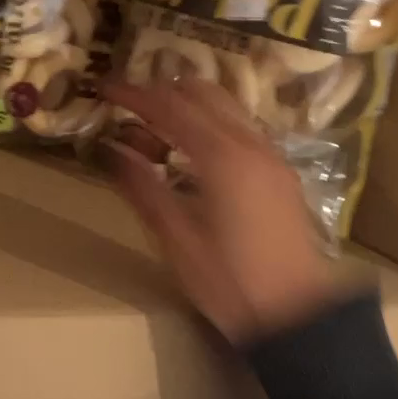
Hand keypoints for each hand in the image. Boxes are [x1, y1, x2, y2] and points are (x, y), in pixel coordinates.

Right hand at [100, 78, 338, 342]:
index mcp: (221, 158)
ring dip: (189, 105)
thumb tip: (112, 151)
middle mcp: (251, 144)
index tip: (103, 86)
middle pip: (203, 92)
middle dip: (162, 91)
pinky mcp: (280, 173)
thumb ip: (144, 190)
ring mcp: (271, 155)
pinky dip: (211, 123)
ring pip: (227, 106)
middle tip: (126, 105)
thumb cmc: (229, 284)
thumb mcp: (177, 241)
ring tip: (154, 125)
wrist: (295, 312)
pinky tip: (192, 151)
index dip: (134, 93)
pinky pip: (241, 127)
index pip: (170, 106)